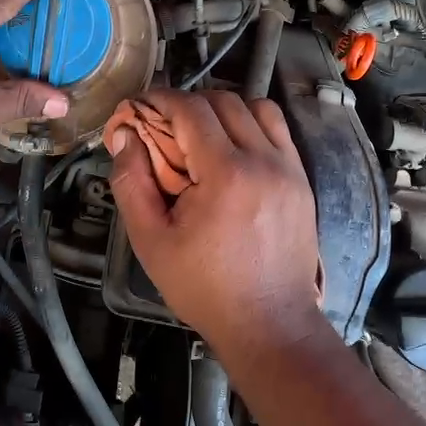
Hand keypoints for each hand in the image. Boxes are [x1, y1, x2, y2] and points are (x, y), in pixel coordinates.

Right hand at [107, 89, 325, 349]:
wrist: (270, 326)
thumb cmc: (205, 287)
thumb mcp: (151, 241)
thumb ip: (131, 182)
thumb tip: (123, 135)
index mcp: (226, 174)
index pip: (191, 109)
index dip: (161, 99)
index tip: (141, 107)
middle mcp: (263, 160)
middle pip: (222, 100)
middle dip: (188, 103)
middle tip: (166, 125)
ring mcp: (288, 167)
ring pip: (255, 106)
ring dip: (223, 108)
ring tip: (202, 134)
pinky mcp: (301, 178)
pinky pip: (277, 128)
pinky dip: (251, 123)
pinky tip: (232, 147)